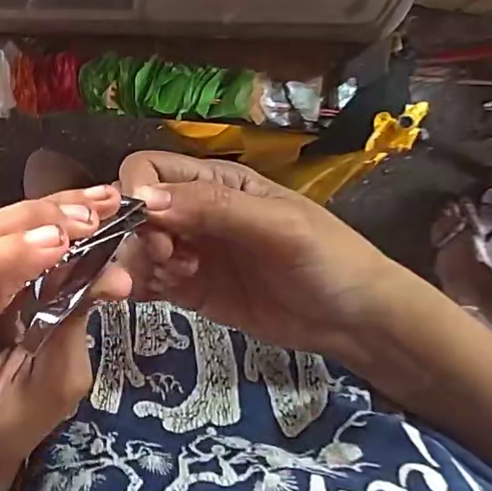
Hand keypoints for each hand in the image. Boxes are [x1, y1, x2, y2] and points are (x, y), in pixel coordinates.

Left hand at [0, 187, 131, 476]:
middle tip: (88, 215)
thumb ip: (74, 327)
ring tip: (94, 203)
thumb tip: (113, 274)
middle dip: (21, 224)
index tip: (60, 241)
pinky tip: (75, 206)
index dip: (3, 267)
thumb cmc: (18, 422)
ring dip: (31, 212)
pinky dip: (32, 217)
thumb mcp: (58, 388)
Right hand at [118, 150, 410, 366]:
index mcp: (215, 183)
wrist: (354, 320)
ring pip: (137, 248)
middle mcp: (194, 213)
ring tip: (180, 282)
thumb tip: (143, 198)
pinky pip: (150, 282)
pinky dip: (142, 288)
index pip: (150, 170)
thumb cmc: (325, 258)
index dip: (137, 193)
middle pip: (137, 212)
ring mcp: (191, 252)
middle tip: (174, 261)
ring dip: (142, 264)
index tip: (152, 229)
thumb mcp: (276, 225)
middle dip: (140, 236)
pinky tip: (160, 297)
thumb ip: (212, 208)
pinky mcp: (191, 290)